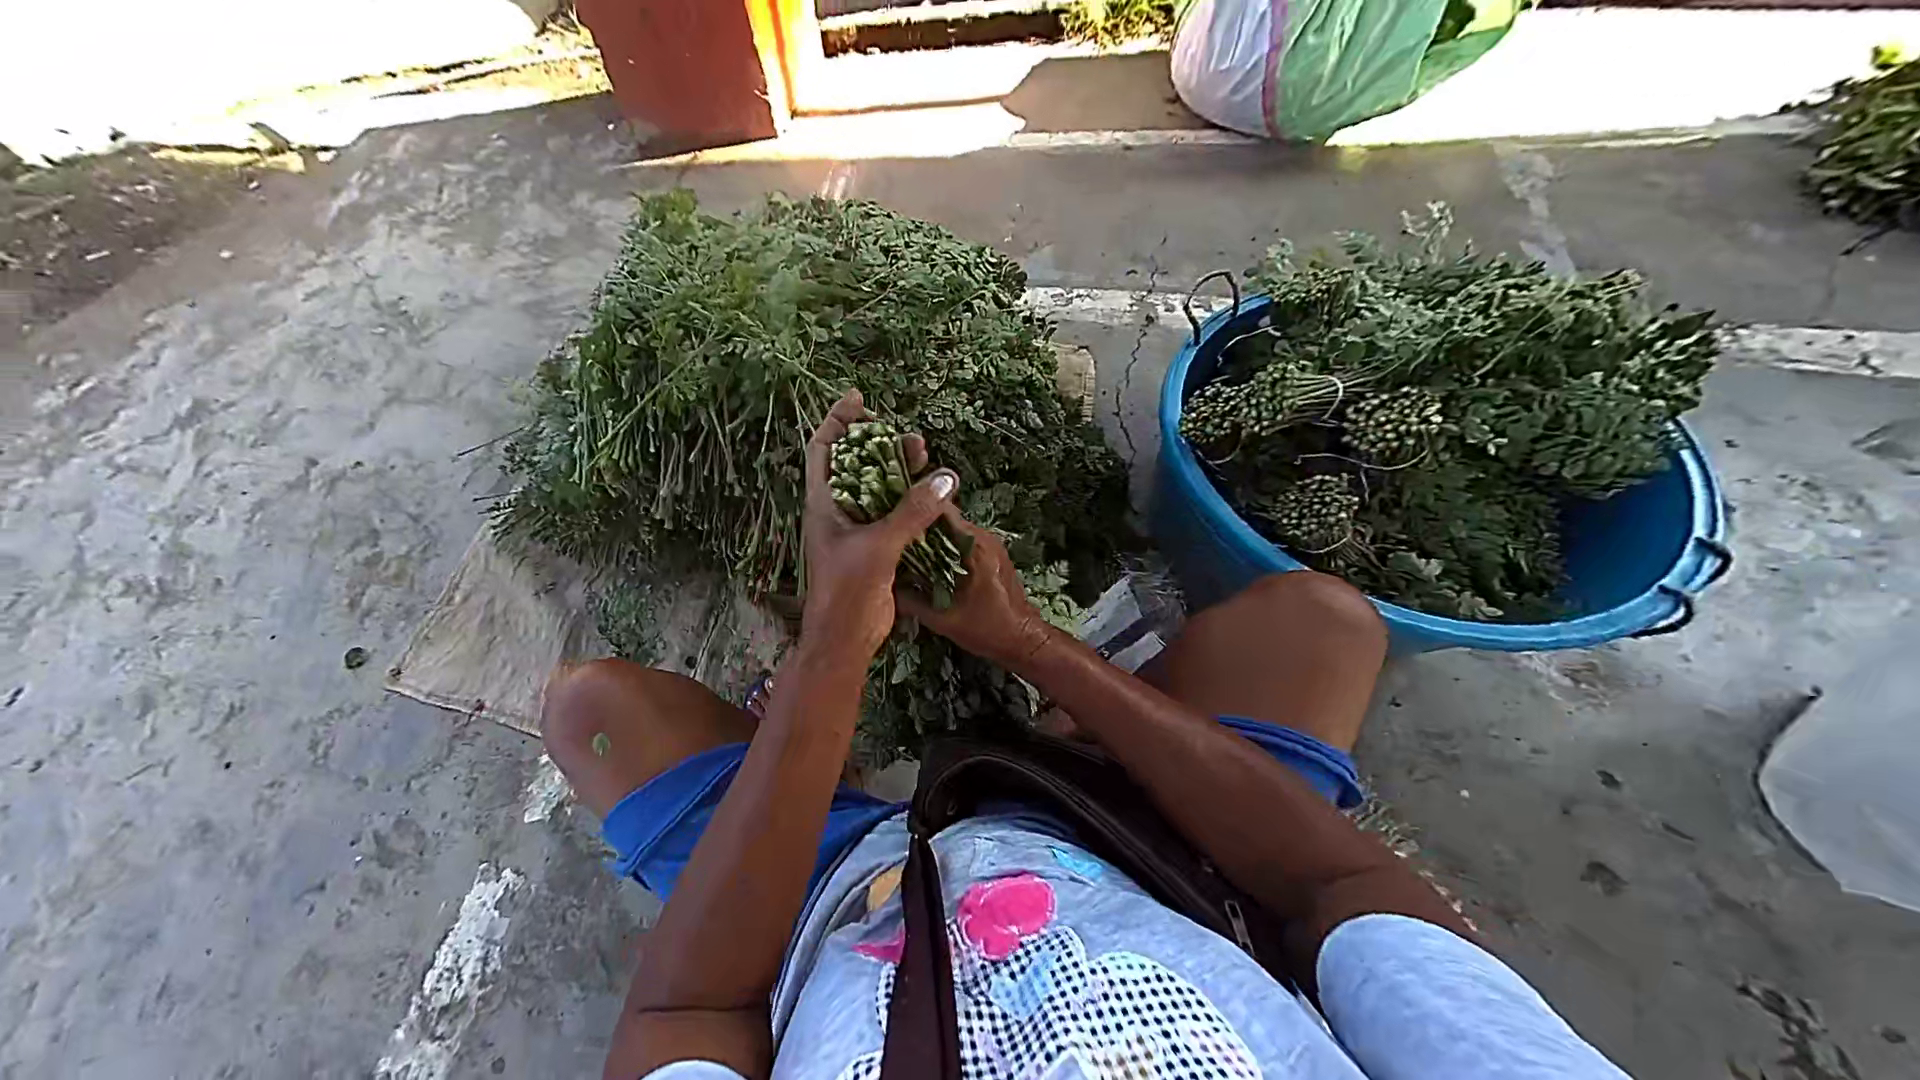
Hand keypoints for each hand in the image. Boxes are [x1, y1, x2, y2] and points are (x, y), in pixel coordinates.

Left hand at [800, 389, 958, 670]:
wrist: (846, 638)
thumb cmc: (848, 590)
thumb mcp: (878, 545)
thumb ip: (911, 511)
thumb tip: (945, 478)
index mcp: (823, 502)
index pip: (824, 448)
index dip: (838, 419)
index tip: (859, 399)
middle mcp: (838, 510)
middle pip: (856, 463)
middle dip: (879, 443)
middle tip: (905, 435)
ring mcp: (858, 529)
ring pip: (879, 488)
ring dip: (899, 471)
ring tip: (923, 454)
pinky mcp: (878, 547)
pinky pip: (896, 513)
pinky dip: (912, 500)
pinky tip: (931, 492)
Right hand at [897, 508, 1053, 671]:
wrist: (1023, 640)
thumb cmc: (987, 629)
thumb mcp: (942, 619)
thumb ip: (910, 601)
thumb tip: (882, 586)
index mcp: (974, 546)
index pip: (941, 511)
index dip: (914, 511)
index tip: (891, 518)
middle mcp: (984, 538)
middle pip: (945, 518)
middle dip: (919, 526)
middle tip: (891, 536)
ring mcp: (990, 544)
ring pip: (953, 530)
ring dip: (932, 537)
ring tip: (904, 548)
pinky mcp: (992, 554)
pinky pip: (962, 541)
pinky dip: (945, 547)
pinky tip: (926, 561)